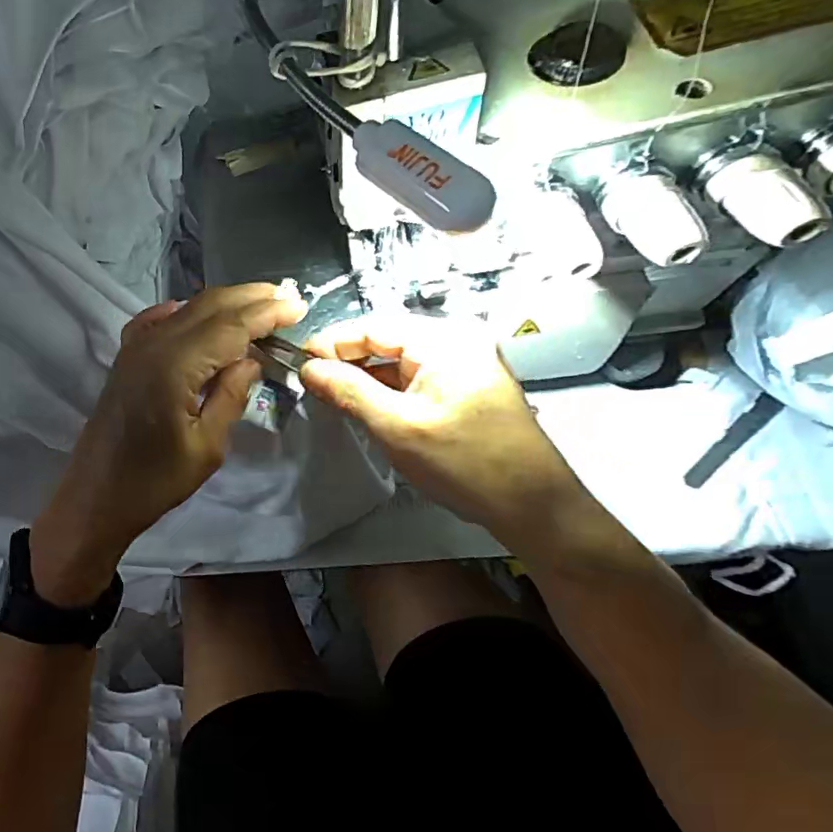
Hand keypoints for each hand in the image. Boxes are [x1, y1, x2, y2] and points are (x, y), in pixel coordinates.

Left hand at [32, 283, 308, 604]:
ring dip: (225, 303)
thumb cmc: (154, 481)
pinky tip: (200, 313)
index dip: (266, 313)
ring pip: (186, 309)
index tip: (299, 305)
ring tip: (259, 303)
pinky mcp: (126, 359)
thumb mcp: (207, 447)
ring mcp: (135, 348)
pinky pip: (159, 321)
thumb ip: (231, 396)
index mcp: (174, 365)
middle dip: (251, 298)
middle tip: (288, 297)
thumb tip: (251, 359)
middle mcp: (153, 345)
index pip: (230, 326)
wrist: (94, 499)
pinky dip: (187, 312)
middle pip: (209, 306)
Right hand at [300, 314, 574, 544]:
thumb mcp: (397, 427)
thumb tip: (309, 368)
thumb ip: (349, 392)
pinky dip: (390, 391)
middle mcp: (457, 342)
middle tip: (312, 384)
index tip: (299, 362)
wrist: (533, 505)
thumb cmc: (465, 463)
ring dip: (368, 377)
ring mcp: (465, 364)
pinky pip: (417, 378)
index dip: (332, 342)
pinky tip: (368, 407)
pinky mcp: (467, 387)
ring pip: (400, 362)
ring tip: (333, 397)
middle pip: (387, 340)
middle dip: (348, 361)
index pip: (373, 326)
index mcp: (444, 340)